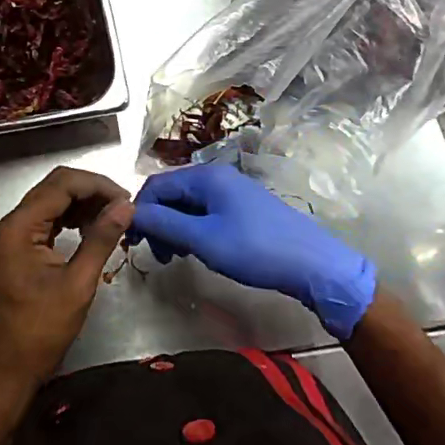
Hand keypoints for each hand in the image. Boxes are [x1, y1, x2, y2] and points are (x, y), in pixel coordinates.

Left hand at [0, 166, 133, 386]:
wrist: (7, 369)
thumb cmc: (40, 330)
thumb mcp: (77, 284)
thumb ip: (100, 240)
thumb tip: (127, 206)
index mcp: (20, 225)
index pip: (61, 184)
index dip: (97, 185)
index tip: (129, 199)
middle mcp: (15, 222)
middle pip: (55, 188)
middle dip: (91, 191)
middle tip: (126, 208)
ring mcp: (17, 235)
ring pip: (53, 203)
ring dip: (84, 205)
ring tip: (116, 219)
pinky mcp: (23, 249)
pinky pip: (50, 222)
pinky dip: (73, 221)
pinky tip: (95, 231)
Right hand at [128, 163, 376, 339]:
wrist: (317, 268)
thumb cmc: (256, 250)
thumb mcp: (203, 239)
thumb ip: (162, 223)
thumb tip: (128, 212)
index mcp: (204, 177)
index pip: (154, 186)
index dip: (139, 212)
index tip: (133, 242)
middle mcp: (215, 176)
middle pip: (170, 194)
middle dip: (157, 222)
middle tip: (158, 255)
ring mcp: (231, 191)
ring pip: (187, 205)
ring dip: (174, 229)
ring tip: (177, 257)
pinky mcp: (243, 208)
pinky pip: (205, 213)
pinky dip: (193, 230)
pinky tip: (198, 251)